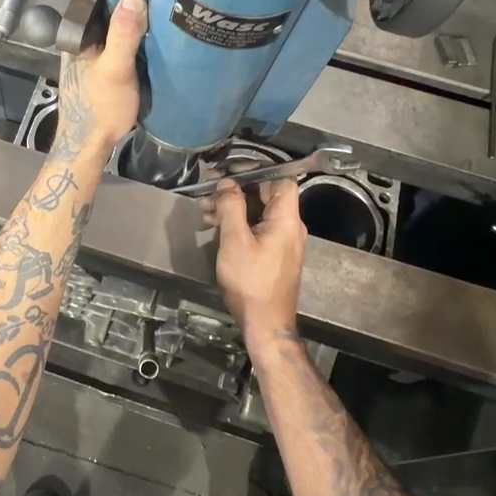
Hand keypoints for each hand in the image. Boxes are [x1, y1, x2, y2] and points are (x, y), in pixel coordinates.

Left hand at [51, 0, 147, 161]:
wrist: (90, 146)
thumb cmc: (99, 107)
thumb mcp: (115, 68)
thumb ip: (123, 35)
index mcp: (79, 36)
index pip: (101, 1)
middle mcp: (84, 43)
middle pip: (112, 16)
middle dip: (136, 6)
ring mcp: (95, 58)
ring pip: (119, 34)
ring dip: (140, 27)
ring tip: (168, 13)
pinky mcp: (107, 72)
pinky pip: (126, 50)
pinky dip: (140, 45)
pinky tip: (159, 42)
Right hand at [212, 178, 306, 350]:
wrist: (265, 324)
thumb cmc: (251, 282)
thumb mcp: (235, 241)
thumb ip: (231, 207)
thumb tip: (227, 184)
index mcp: (286, 219)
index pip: (280, 180)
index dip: (256, 171)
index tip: (229, 172)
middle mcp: (290, 227)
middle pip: (266, 195)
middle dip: (236, 190)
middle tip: (209, 192)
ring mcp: (283, 242)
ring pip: (258, 212)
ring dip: (233, 208)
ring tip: (205, 212)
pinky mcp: (274, 254)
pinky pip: (257, 228)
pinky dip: (238, 224)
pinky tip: (216, 229)